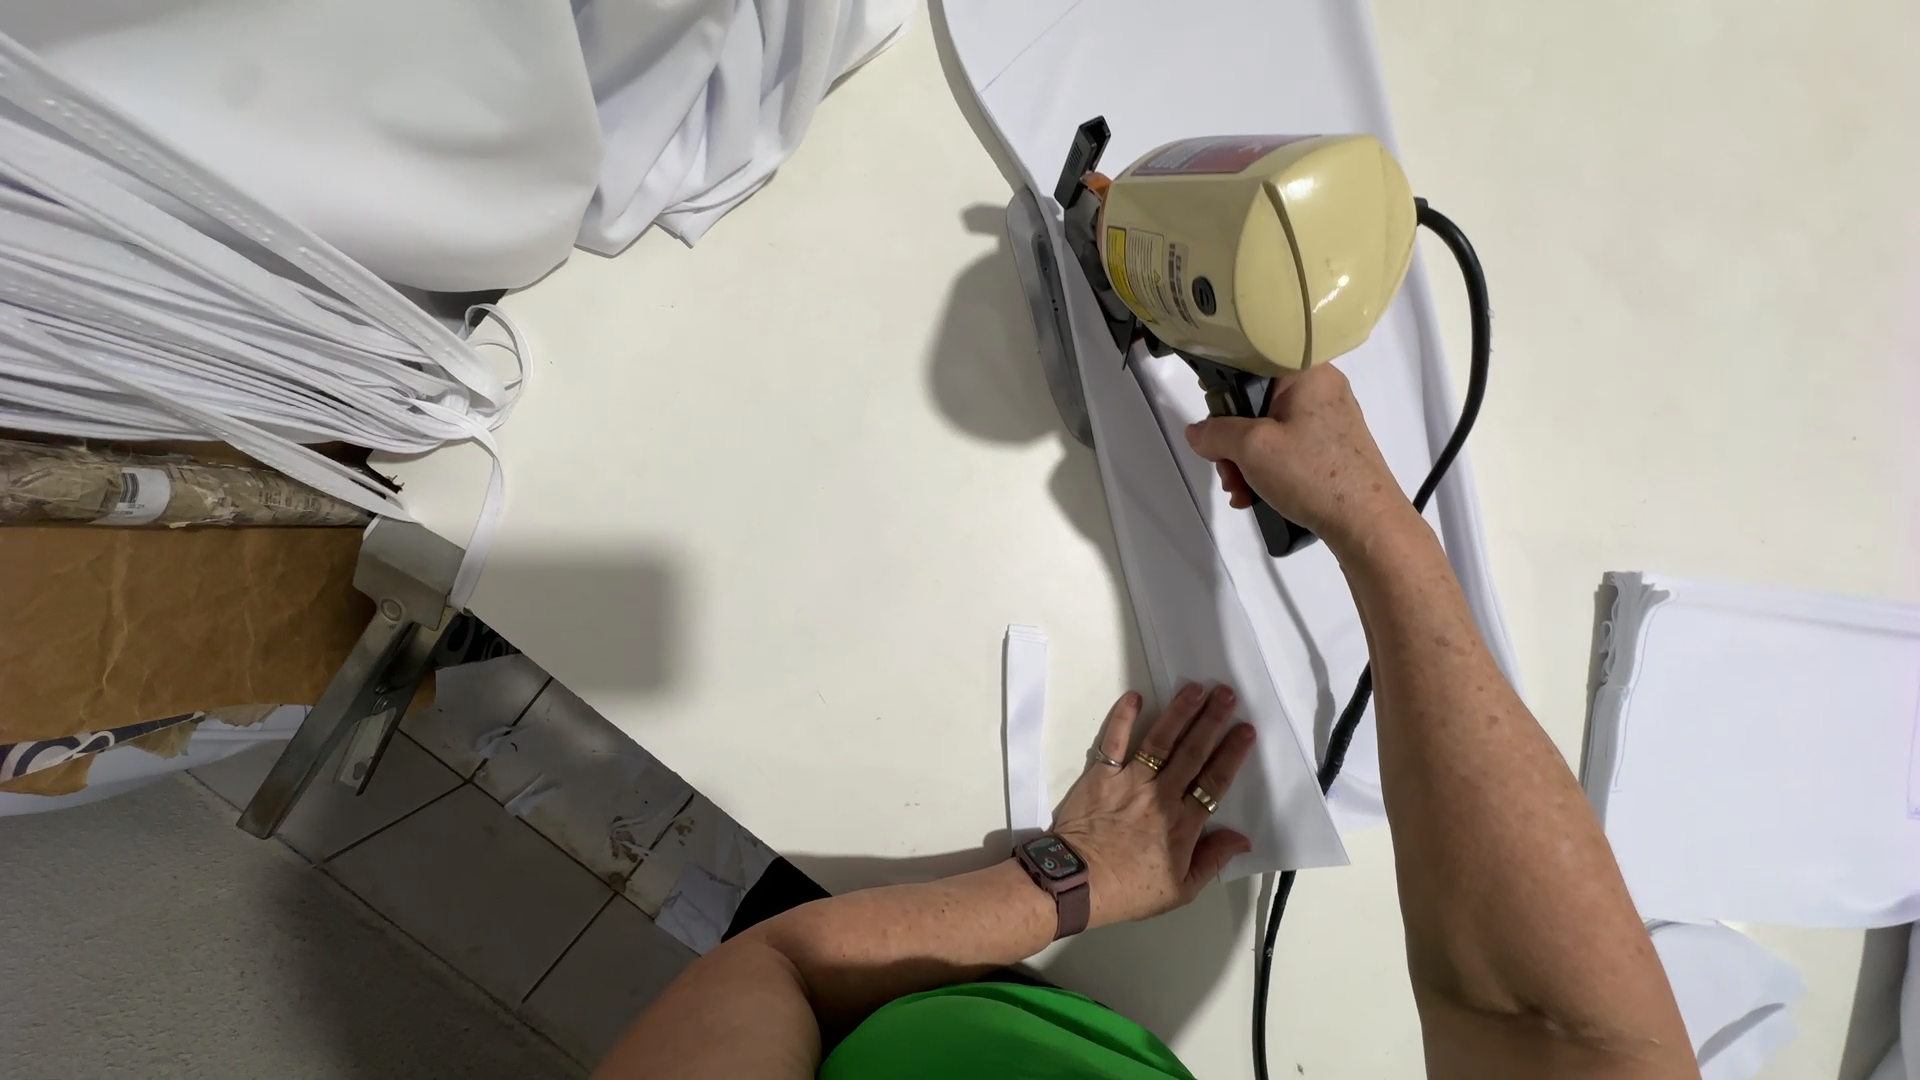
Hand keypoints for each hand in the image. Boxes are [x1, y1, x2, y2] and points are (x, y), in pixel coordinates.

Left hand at [1050, 683, 1255, 928]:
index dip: (1232, 754)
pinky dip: (1123, 717)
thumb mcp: (1181, 889)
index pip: (1214, 782)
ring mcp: (1130, 781)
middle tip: (1227, 694)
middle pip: (1192, 752)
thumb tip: (1242, 838)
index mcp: (1183, 824)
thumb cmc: (1130, 889)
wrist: (1077, 882)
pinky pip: (1113, 741)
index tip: (1246, 730)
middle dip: (1212, 721)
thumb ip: (1212, 860)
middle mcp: (1160, 795)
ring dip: (1178, 712)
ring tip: (1195, 688)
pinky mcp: (1101, 774)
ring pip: (1160, 740)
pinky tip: (1135, 696)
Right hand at [1184, 363, 1412, 553]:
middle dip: (1231, 440)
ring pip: (1265, 432)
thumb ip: (1215, 433)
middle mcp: (1319, 391)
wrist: (1365, 522)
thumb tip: (1197, 433)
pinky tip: (1254, 495)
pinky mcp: (1327, 450)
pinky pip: (1282, 450)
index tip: (1210, 415)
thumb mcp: (1251, 448)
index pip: (1253, 364)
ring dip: (1243, 462)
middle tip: (1227, 468)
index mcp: (1307, 374)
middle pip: (1255, 404)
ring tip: (1241, 490)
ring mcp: (1325, 422)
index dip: (1224, 387)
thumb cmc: (1312, 473)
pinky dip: (1264, 470)